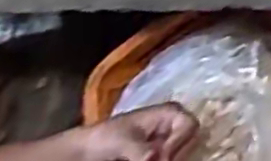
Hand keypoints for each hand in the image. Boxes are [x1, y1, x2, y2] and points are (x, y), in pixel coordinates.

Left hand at [67, 104, 197, 160]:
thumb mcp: (122, 143)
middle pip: (189, 141)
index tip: (160, 158)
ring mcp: (166, 141)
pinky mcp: (157, 154)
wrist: (81, 151)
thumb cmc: (104, 139)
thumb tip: (156, 158)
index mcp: (170, 114)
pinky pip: (167, 157)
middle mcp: (173, 126)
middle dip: (174, 156)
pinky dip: (164, 160)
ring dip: (170, 158)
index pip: (189, 125)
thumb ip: (141, 151)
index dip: (178, 143)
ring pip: (179, 154)